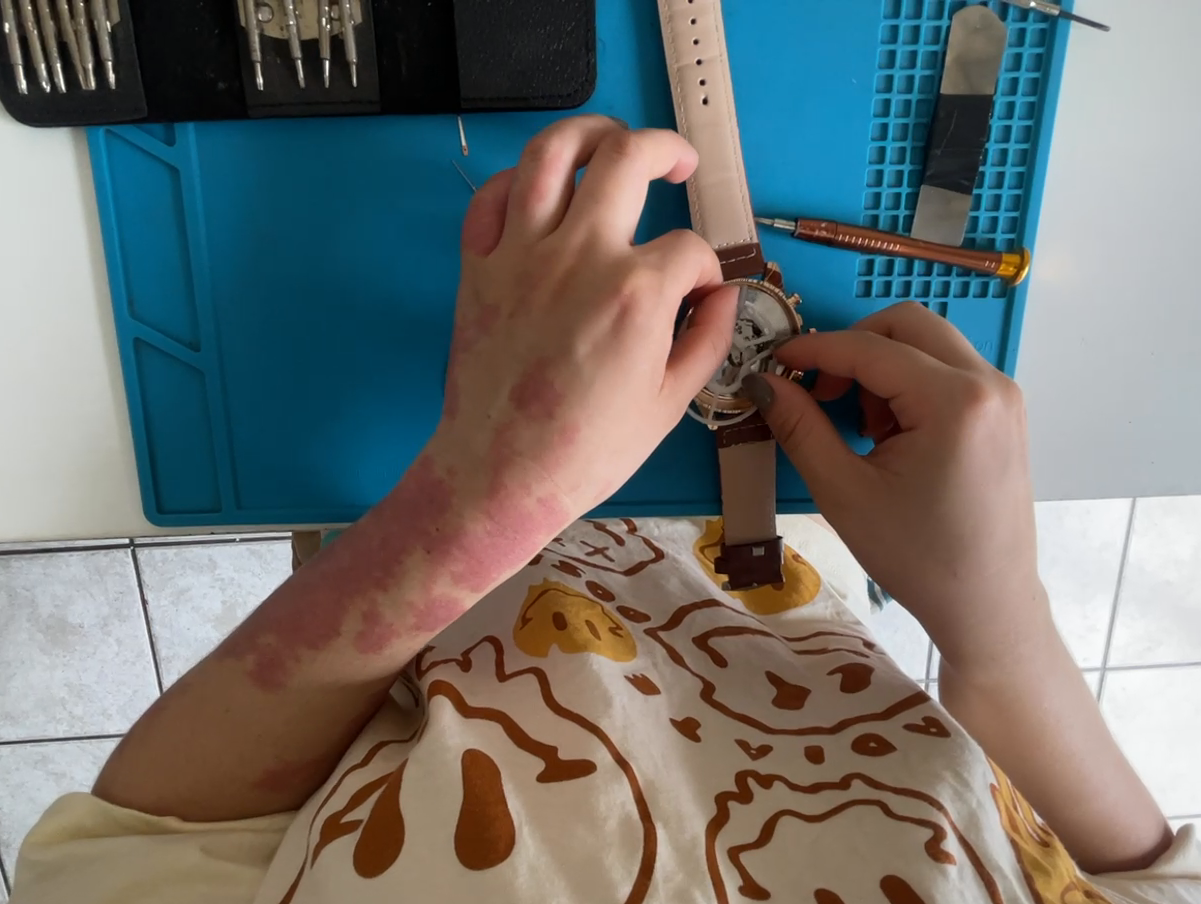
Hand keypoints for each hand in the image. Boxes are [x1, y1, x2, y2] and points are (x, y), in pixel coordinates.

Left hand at [427, 114, 738, 536]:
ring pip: (552, 152)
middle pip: (629, 158)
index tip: (698, 291)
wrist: (501, 474)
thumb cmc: (587, 451)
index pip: (689, 248)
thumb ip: (707, 340)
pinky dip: (516, 181)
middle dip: (666, 150)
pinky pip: (490, 197)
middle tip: (679, 162)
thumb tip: (723, 297)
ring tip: (611, 140)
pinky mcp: (478, 268)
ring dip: (591, 131)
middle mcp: (580, 255)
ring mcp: (521, 255)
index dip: (705, 268)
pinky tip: (538, 192)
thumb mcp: (669, 405)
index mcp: (636, 292)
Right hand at [747, 303, 1048, 672]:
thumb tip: (762, 384)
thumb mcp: (844, 492)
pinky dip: (908, 384)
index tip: (775, 362)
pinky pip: (948, 371)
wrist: (985, 603)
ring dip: (883, 366)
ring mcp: (1003, 396)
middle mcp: (989, 383)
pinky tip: (890, 435)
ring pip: (930, 344)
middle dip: (854, 346)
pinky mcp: (1003, 414)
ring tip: (860, 427)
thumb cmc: (914, 555)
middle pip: (909, 323)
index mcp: (954, 400)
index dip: (815, 349)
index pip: (872, 348)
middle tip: (822, 392)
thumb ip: (801, 428)